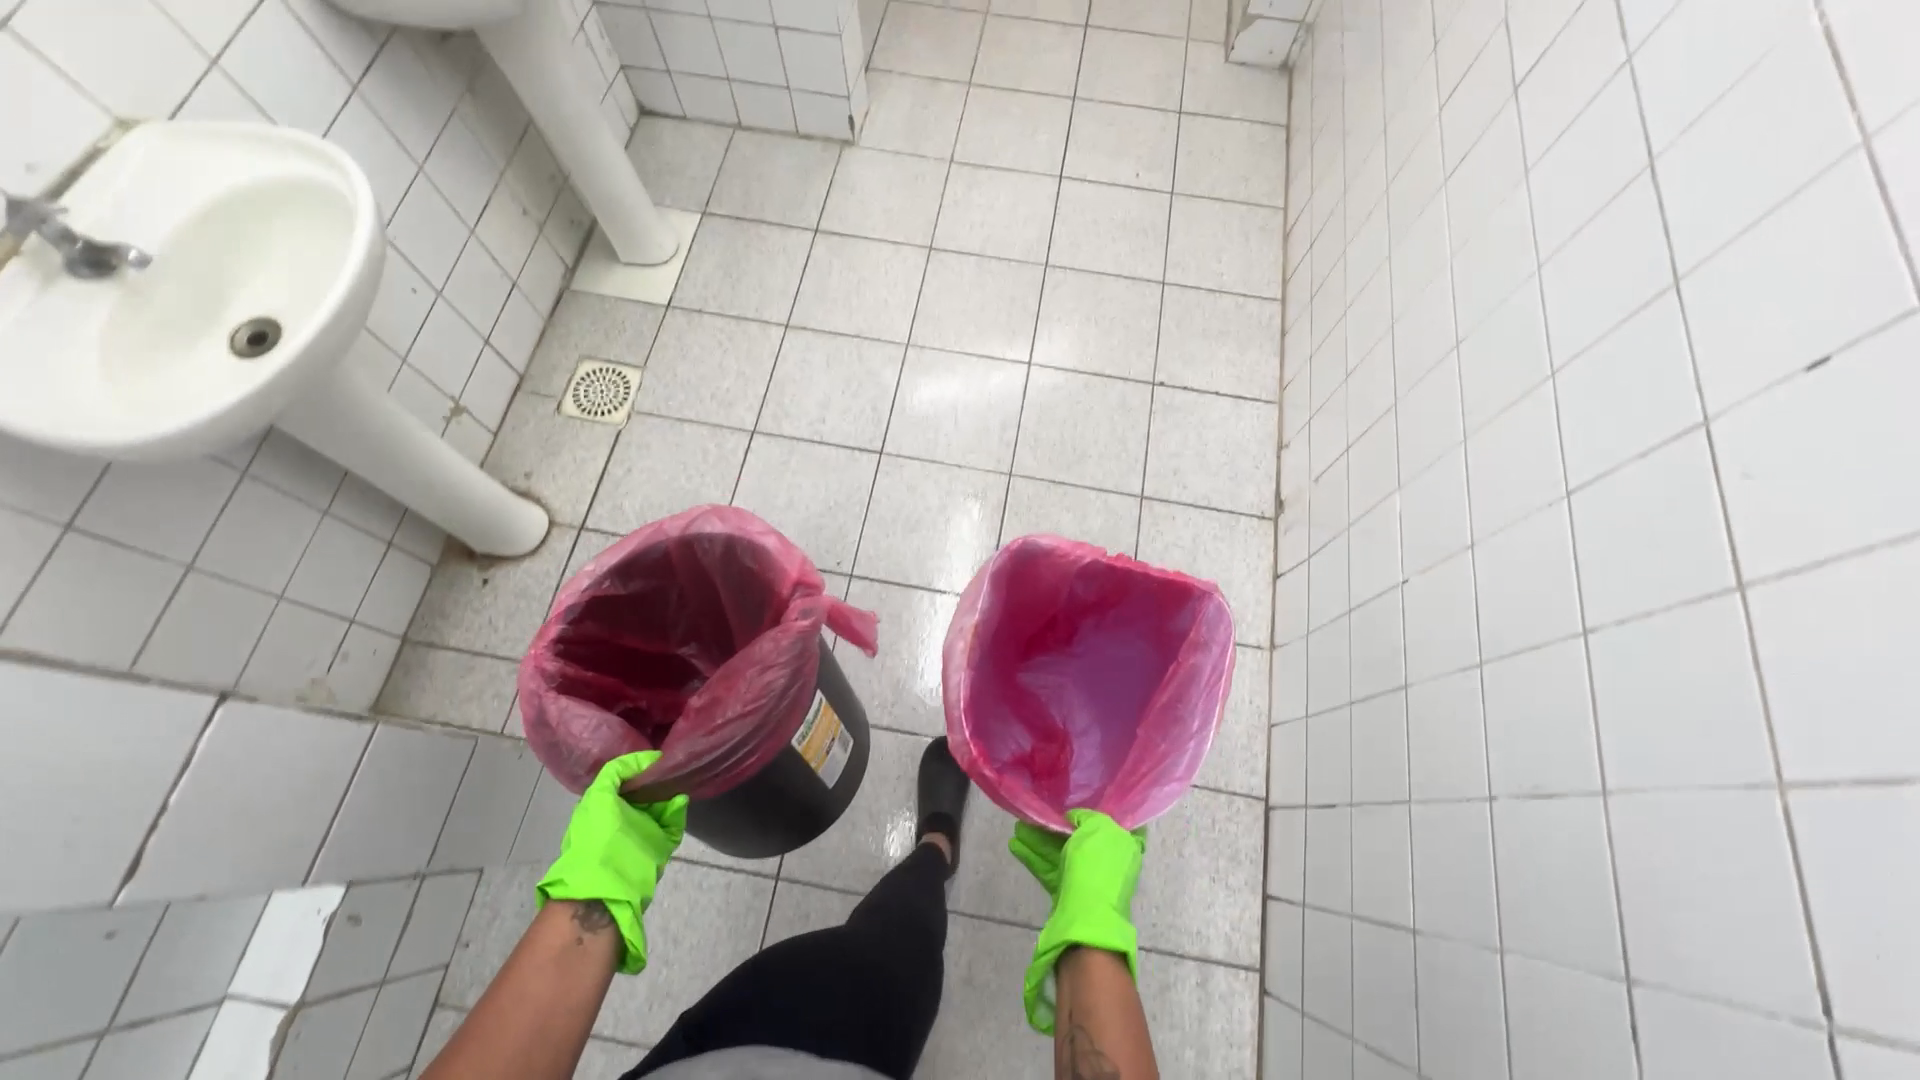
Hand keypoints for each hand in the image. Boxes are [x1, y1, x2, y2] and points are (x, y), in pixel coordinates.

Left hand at [536, 751, 687, 974]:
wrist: (606, 893)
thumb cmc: (597, 839)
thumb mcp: (598, 798)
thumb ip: (616, 773)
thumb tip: (646, 759)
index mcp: (603, 805)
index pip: (624, 777)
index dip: (639, 764)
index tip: (658, 755)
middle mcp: (622, 817)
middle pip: (644, 790)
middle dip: (658, 778)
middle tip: (673, 764)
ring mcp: (641, 833)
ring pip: (661, 805)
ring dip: (670, 794)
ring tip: (681, 778)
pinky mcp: (657, 847)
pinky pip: (672, 825)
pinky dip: (678, 813)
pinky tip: (681, 800)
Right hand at [1009, 809, 1147, 1033]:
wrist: (1083, 922)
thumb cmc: (1096, 868)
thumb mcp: (1097, 828)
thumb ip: (1087, 816)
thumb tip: (1075, 819)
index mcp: (1123, 845)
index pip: (1109, 823)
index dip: (1090, 812)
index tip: (1069, 802)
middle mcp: (1107, 861)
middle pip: (1078, 837)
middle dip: (1055, 825)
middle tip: (1033, 813)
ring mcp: (1087, 879)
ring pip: (1061, 853)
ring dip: (1039, 839)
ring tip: (1017, 827)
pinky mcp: (1068, 894)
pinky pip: (1050, 869)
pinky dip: (1033, 857)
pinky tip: (1015, 846)